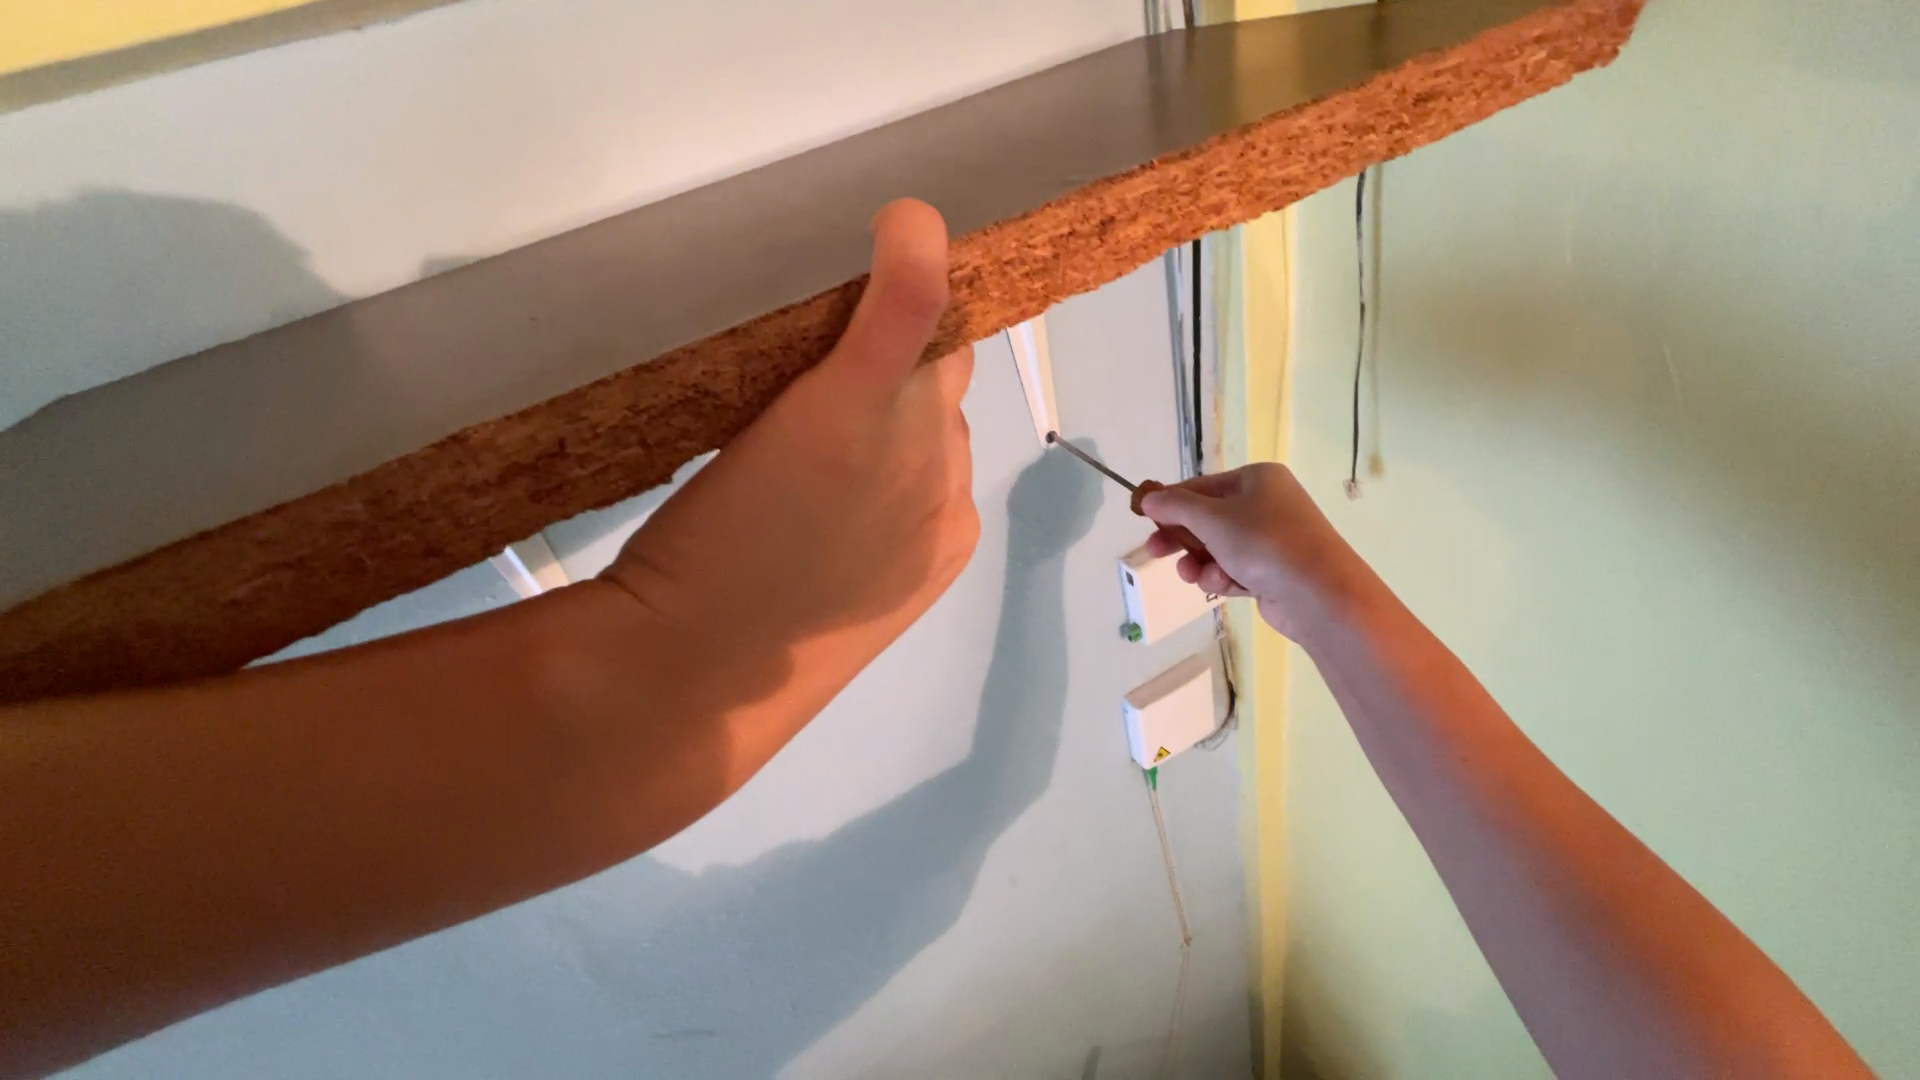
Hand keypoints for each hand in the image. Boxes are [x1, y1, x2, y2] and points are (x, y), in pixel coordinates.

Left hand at [599, 199, 978, 750]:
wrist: (696, 672)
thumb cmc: (747, 640)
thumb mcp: (834, 586)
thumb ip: (867, 524)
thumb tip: (854, 472)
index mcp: (949, 531)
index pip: (947, 436)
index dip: (912, 409)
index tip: (871, 396)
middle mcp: (952, 481)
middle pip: (943, 387)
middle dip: (906, 371)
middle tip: (836, 364)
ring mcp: (912, 444)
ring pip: (921, 357)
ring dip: (883, 343)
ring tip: (817, 348)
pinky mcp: (852, 409)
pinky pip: (908, 315)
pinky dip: (911, 263)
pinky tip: (902, 222)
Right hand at [1139, 463, 1379, 641]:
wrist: (1319, 594)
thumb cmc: (1263, 543)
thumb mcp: (1211, 519)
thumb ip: (1175, 506)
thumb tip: (1148, 498)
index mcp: (1257, 479)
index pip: (1202, 486)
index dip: (1171, 503)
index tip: (1145, 520)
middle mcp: (1267, 503)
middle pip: (1208, 518)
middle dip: (1182, 538)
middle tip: (1154, 551)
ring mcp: (1272, 539)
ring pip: (1217, 547)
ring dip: (1200, 562)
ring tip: (1192, 575)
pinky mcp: (1274, 571)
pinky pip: (1234, 568)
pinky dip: (1223, 576)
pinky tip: (1224, 585)